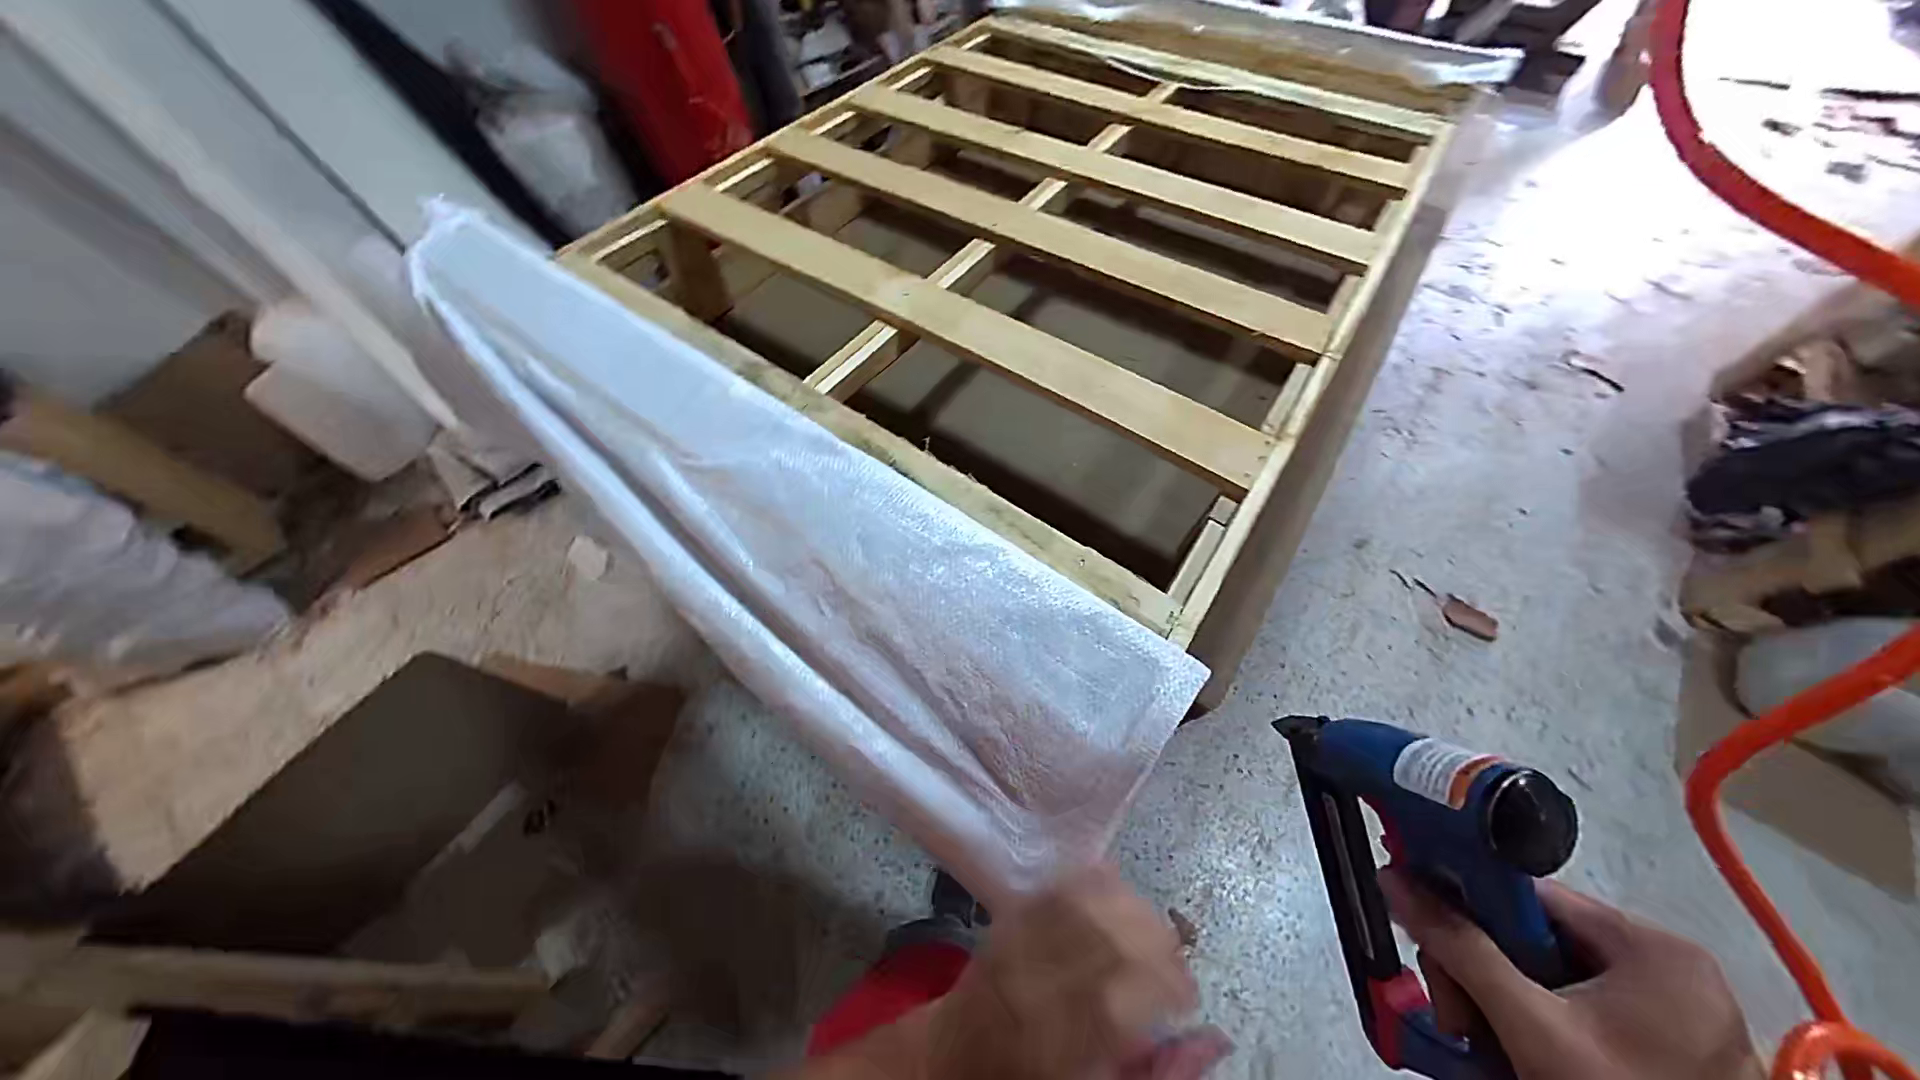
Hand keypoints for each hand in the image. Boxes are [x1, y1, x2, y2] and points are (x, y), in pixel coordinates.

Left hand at [924, 864, 1230, 1079]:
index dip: (1168, 983)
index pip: (1124, 994)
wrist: (953, 1055)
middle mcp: (1033, 983)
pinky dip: (1088, 877)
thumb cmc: (1029, 1078)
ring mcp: (1016, 944)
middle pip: (1106, 937)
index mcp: (1057, 1040)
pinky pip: (1053, 887)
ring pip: (1083, 903)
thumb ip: (1158, 1071)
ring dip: (1129, 906)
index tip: (1189, 994)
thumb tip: (1215, 1039)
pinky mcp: (1006, 918)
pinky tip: (1113, 881)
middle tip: (1175, 960)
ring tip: (1150, 927)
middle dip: (1156, 940)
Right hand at [1381, 869, 1763, 1079]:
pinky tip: (1513, 1051)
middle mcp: (1666, 967)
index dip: (1463, 906)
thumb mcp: (1530, 1027)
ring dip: (1496, 1000)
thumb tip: (1394, 879)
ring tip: (1481, 1043)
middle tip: (1456, 1016)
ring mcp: (1672, 1010)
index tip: (1423, 931)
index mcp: (1651, 948)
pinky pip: (1571, 1005)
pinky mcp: (1665, 1043)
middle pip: (1529, 936)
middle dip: (1478, 972)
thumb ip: (1459, 946)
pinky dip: (1531, 1021)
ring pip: (1544, 972)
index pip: (1523, 892)